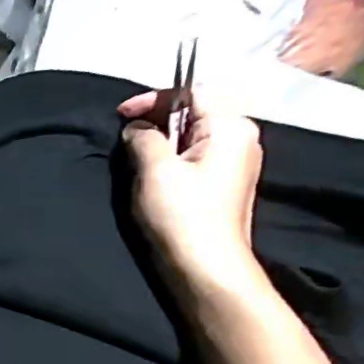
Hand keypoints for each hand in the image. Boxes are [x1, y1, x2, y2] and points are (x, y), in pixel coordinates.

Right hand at [118, 90, 269, 307]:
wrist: (206, 270)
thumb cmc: (182, 215)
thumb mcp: (155, 169)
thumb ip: (143, 137)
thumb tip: (137, 129)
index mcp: (231, 127)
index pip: (191, 92)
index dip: (153, 99)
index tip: (121, 116)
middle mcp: (241, 140)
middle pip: (194, 114)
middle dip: (156, 122)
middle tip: (126, 139)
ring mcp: (236, 166)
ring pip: (192, 139)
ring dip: (161, 144)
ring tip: (135, 159)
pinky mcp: (225, 188)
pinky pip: (195, 160)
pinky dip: (172, 161)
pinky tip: (153, 178)